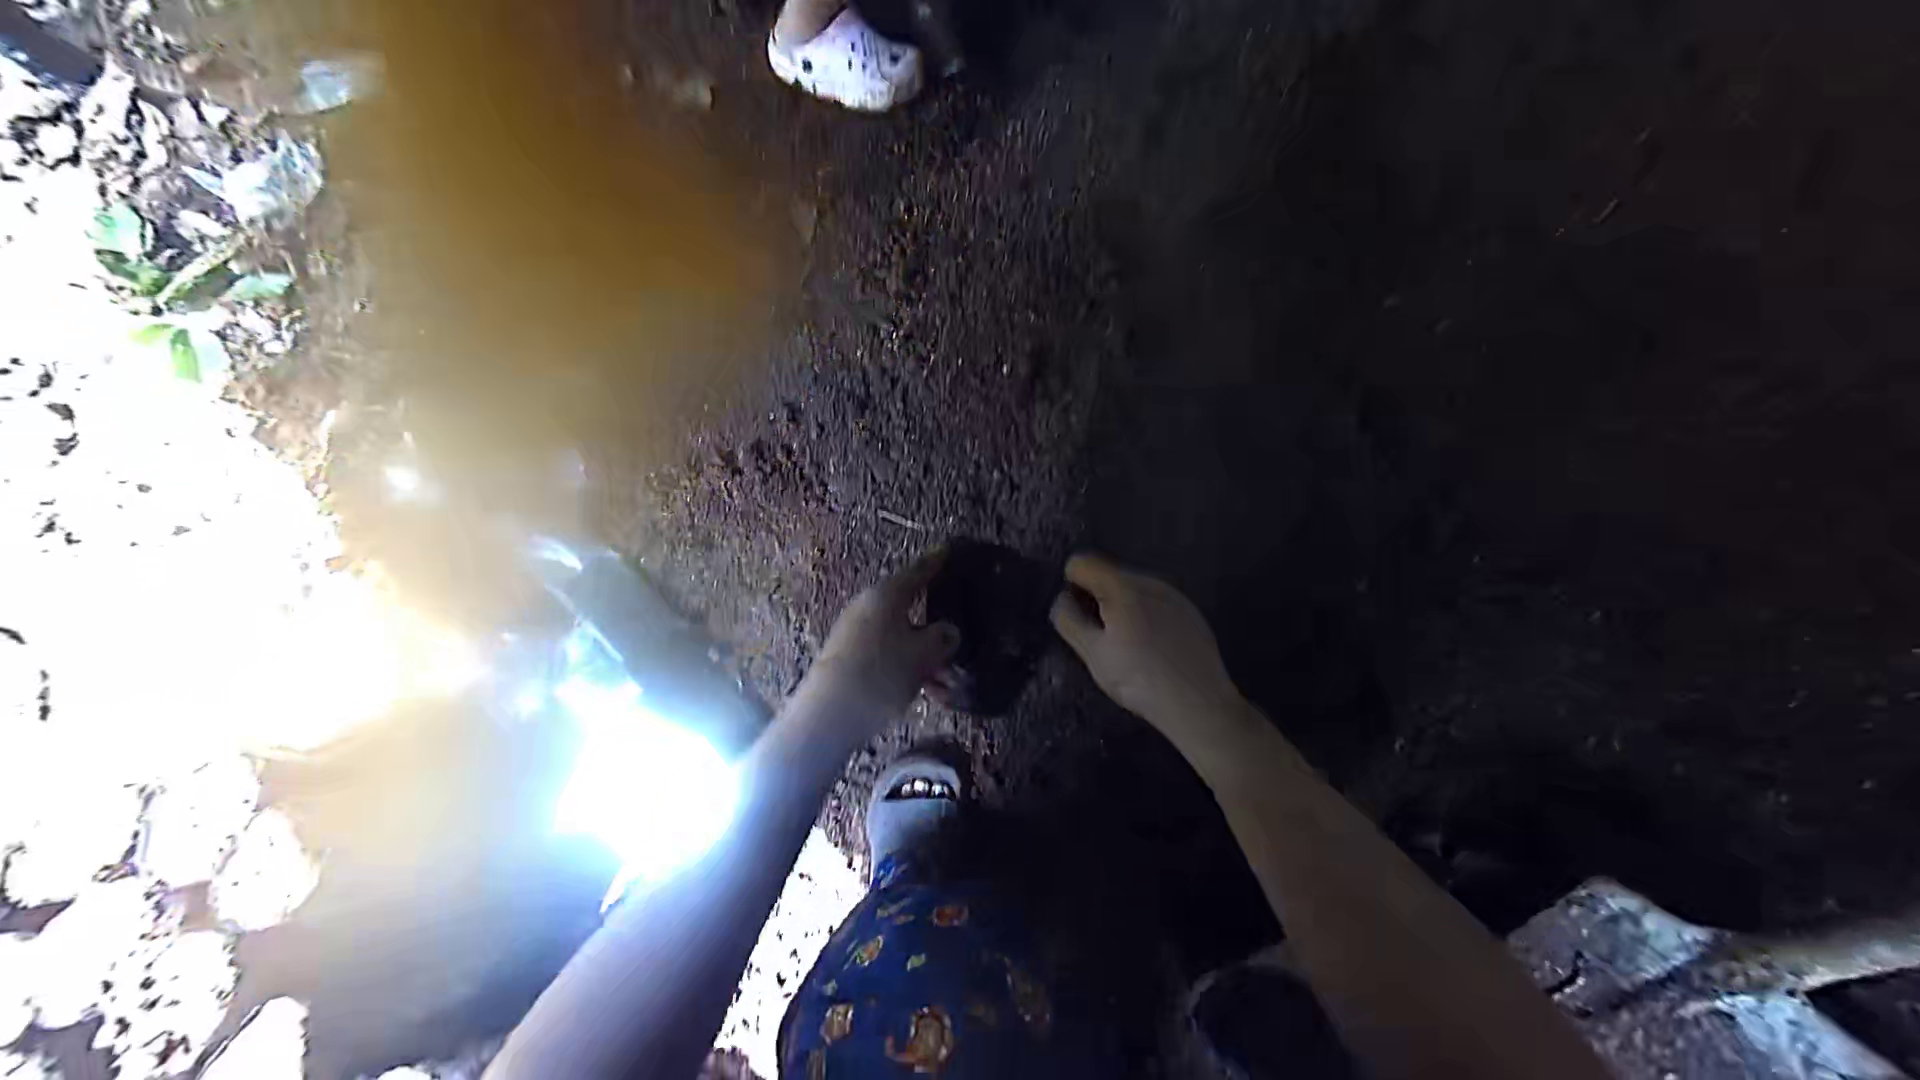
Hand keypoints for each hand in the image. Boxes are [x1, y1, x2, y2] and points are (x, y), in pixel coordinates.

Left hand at [801, 548, 960, 725]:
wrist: (828, 715)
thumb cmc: (881, 674)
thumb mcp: (923, 656)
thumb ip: (942, 638)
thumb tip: (949, 631)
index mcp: (887, 594)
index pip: (918, 571)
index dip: (936, 562)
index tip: (948, 549)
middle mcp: (868, 606)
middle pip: (909, 606)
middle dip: (934, 622)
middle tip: (958, 630)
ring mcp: (855, 632)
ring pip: (900, 635)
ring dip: (924, 652)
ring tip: (946, 677)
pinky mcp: (849, 657)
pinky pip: (887, 653)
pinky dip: (908, 665)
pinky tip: (925, 688)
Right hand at [1050, 553, 1246, 733]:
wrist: (1198, 703)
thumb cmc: (1139, 679)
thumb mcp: (1093, 654)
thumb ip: (1070, 620)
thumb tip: (1062, 599)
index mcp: (1121, 586)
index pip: (1082, 563)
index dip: (1071, 585)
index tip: (1075, 614)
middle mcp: (1150, 581)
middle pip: (1109, 575)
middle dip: (1097, 598)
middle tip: (1099, 636)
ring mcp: (1174, 595)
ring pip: (1134, 589)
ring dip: (1122, 607)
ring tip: (1127, 645)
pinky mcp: (1191, 612)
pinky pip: (1156, 603)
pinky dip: (1146, 616)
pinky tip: (1152, 648)